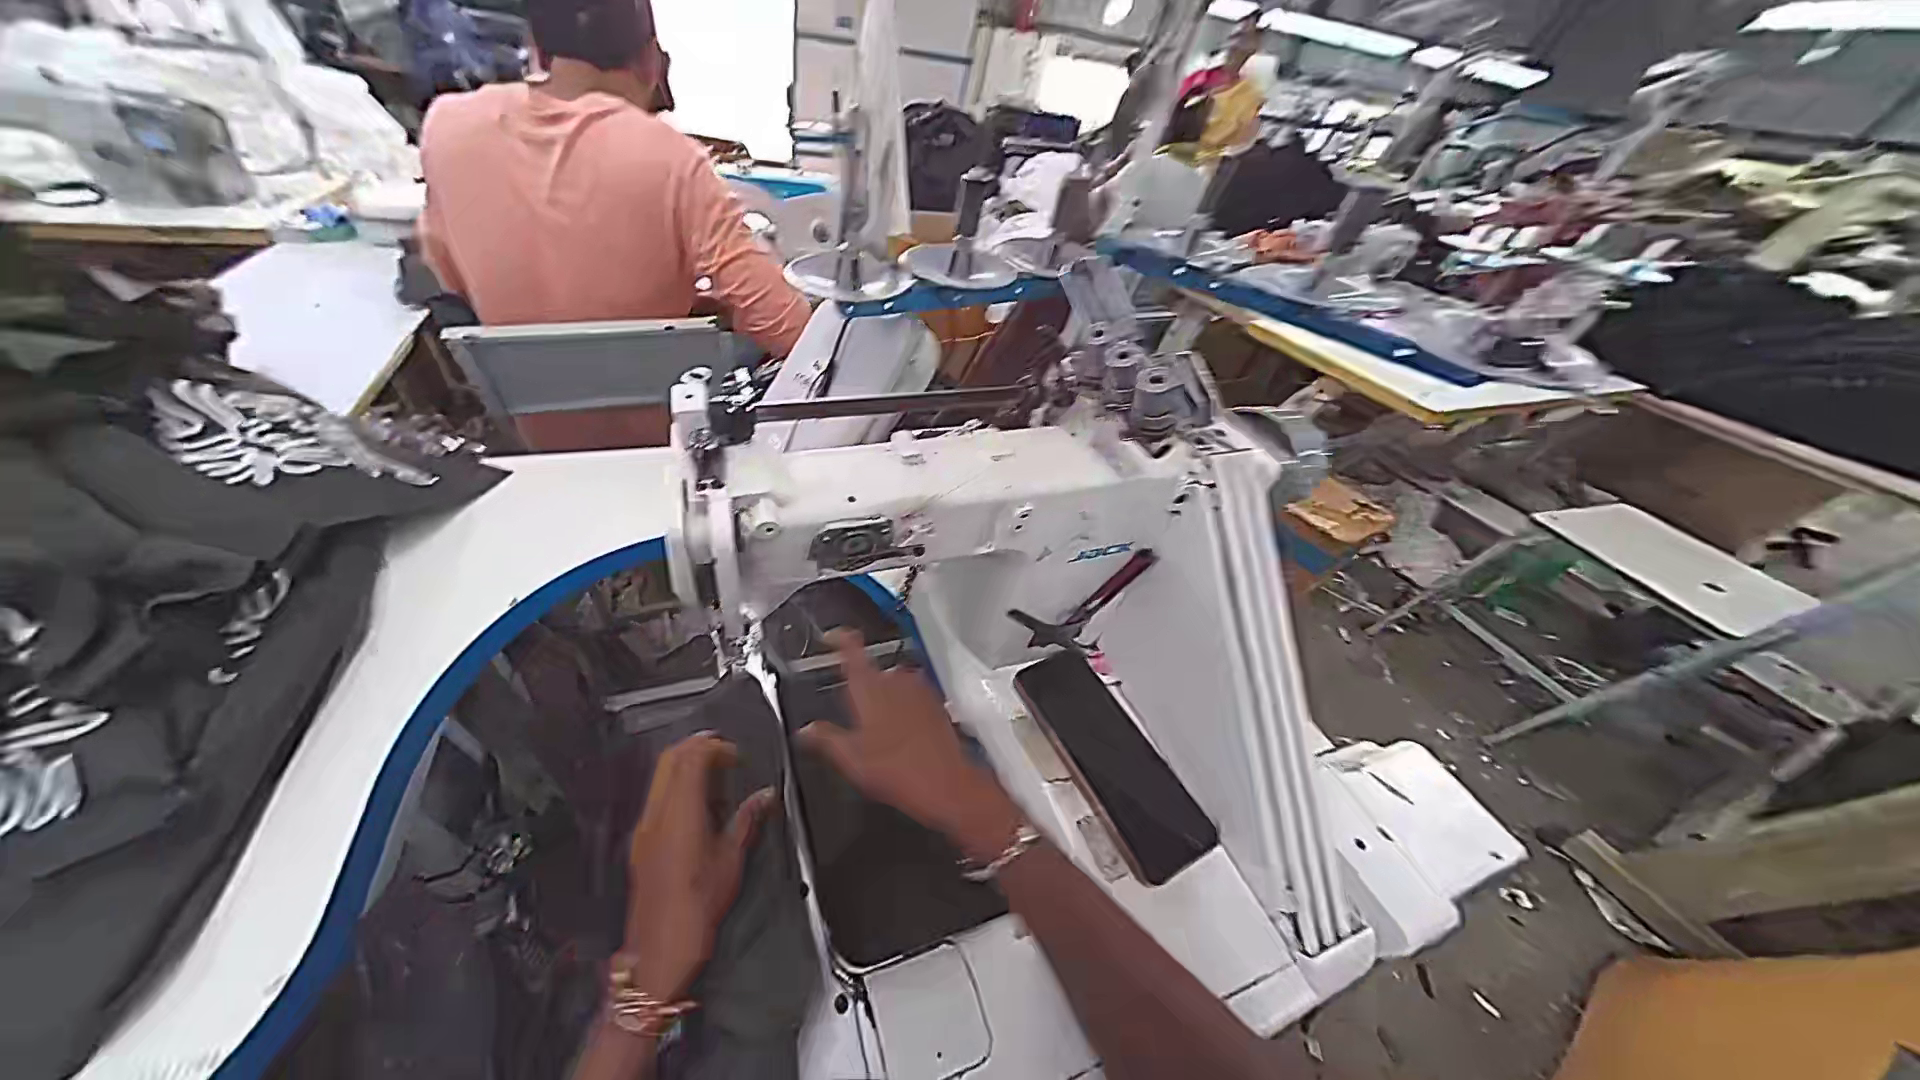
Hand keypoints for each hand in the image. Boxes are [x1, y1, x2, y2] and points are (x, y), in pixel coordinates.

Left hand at [621, 734, 775, 1001]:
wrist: (657, 953)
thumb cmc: (697, 908)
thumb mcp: (732, 860)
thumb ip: (747, 820)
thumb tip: (765, 796)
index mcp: (680, 814)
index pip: (690, 759)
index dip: (713, 746)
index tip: (734, 753)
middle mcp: (656, 815)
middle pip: (669, 759)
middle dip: (697, 747)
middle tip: (723, 752)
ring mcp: (644, 828)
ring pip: (660, 776)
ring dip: (686, 765)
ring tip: (716, 775)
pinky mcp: (641, 842)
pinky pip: (657, 797)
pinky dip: (677, 787)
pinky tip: (700, 804)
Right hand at [799, 629, 1023, 862]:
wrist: (947, 783)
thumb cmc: (896, 769)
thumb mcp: (851, 759)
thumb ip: (825, 738)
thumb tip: (806, 729)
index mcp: (870, 687)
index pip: (852, 649)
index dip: (839, 638)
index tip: (830, 636)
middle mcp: (896, 679)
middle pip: (872, 671)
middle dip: (862, 688)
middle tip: (855, 718)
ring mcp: (919, 688)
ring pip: (893, 684)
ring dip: (884, 698)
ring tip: (880, 732)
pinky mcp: (937, 701)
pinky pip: (912, 696)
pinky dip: (903, 707)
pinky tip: (901, 734)